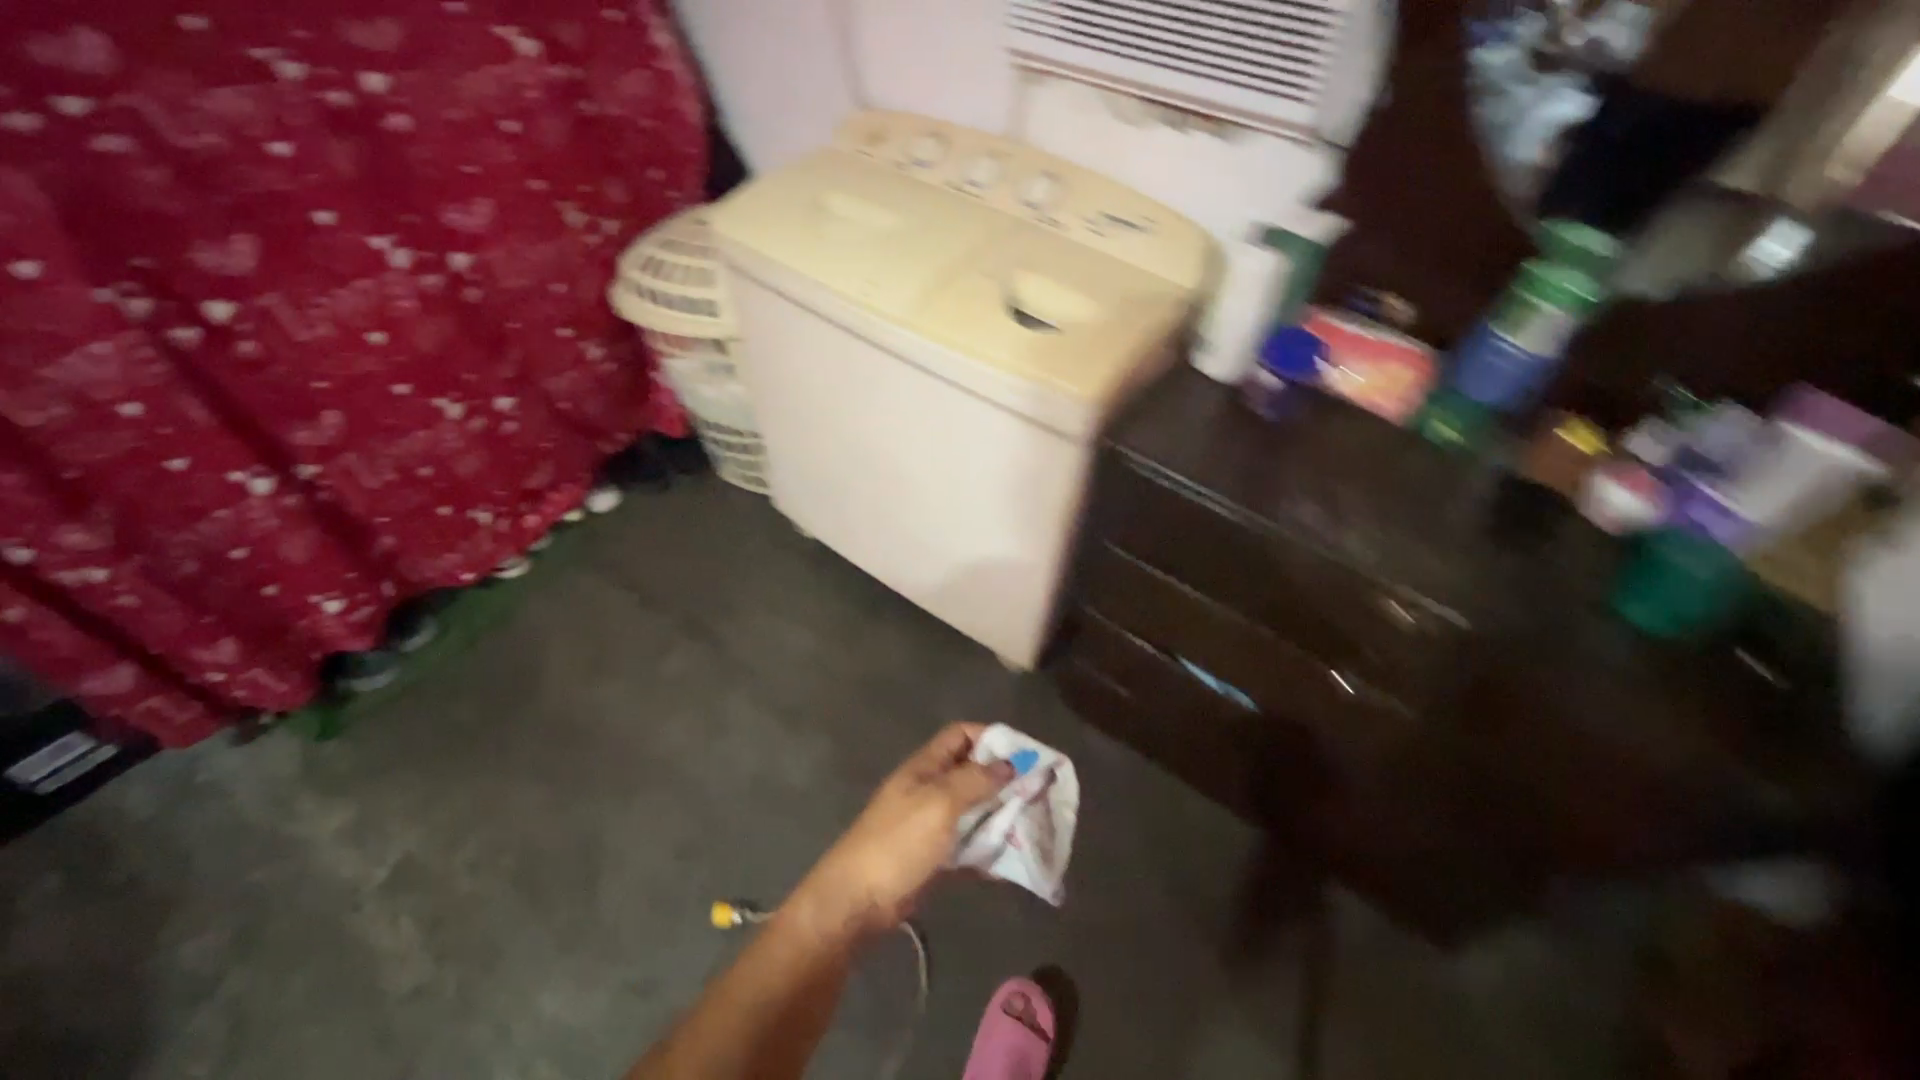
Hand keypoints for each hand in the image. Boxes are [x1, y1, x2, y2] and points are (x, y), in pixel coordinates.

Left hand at [787, 723, 1012, 940]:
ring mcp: (931, 826)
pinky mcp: (934, 859)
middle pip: (972, 773)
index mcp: (924, 768)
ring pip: (974, 811)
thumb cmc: (897, 843)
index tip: (1025, 756)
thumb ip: (974, 780)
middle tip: (1039, 793)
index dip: (992, 738)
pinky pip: (969, 847)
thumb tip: (1010, 765)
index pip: (961, 736)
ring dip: (1001, 816)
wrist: (857, 901)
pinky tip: (1012, 860)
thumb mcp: (939, 803)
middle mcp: (929, 790)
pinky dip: (989, 851)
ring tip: (1034, 825)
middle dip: (1004, 780)